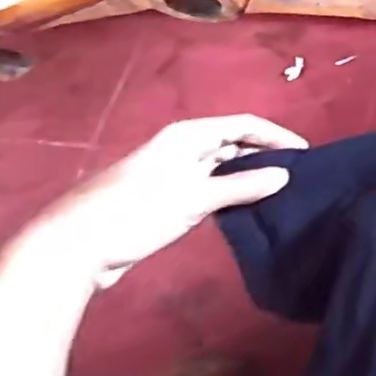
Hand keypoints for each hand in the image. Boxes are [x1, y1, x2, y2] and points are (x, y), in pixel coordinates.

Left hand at [12, 116, 305, 288]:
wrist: (71, 249)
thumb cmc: (136, 212)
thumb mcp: (195, 198)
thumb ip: (243, 186)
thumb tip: (285, 175)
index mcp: (188, 136)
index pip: (244, 125)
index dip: (276, 136)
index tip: (304, 153)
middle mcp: (182, 147)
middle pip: (233, 143)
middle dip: (264, 154)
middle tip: (296, 172)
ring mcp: (172, 173)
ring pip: (221, 167)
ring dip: (248, 175)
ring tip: (278, 190)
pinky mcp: (165, 198)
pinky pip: (209, 187)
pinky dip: (230, 193)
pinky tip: (246, 208)